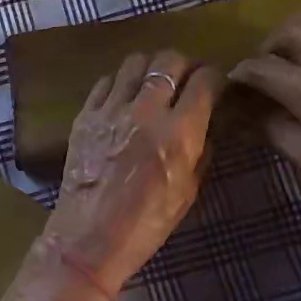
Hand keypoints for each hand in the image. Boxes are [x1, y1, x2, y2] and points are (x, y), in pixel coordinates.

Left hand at [42, 50, 222, 294]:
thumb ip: (201, 151)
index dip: (215, 78)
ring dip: (151, 69)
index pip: (206, 80)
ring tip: (153, 85)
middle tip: (186, 80)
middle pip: (170, 61)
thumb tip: (206, 127)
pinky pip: (106, 82)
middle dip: (184, 66)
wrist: (89, 239)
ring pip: (135, 62)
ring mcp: (111, 110)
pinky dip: (120, 84)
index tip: (215, 86)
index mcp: (179, 132)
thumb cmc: (145, 224)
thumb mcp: (187, 192)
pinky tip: (124, 100)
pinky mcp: (85, 116)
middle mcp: (145, 111)